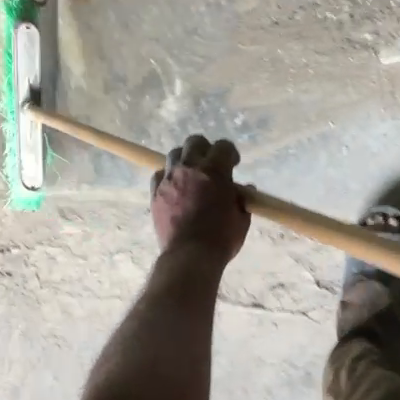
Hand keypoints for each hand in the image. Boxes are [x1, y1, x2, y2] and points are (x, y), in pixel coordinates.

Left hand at [152, 135, 249, 263]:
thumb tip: (244, 190)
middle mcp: (190, 168)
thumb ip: (242, 200)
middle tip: (211, 165)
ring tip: (191, 175)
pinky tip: (175, 188)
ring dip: (185, 160)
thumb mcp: (241, 219)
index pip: (223, 147)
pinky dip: (168, 177)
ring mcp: (169, 179)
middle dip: (205, 149)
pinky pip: (159, 174)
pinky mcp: (155, 193)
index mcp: (215, 172)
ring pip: (174, 154)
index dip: (230, 154)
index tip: (234, 165)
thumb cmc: (221, 239)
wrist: (190, 256)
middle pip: (195, 142)